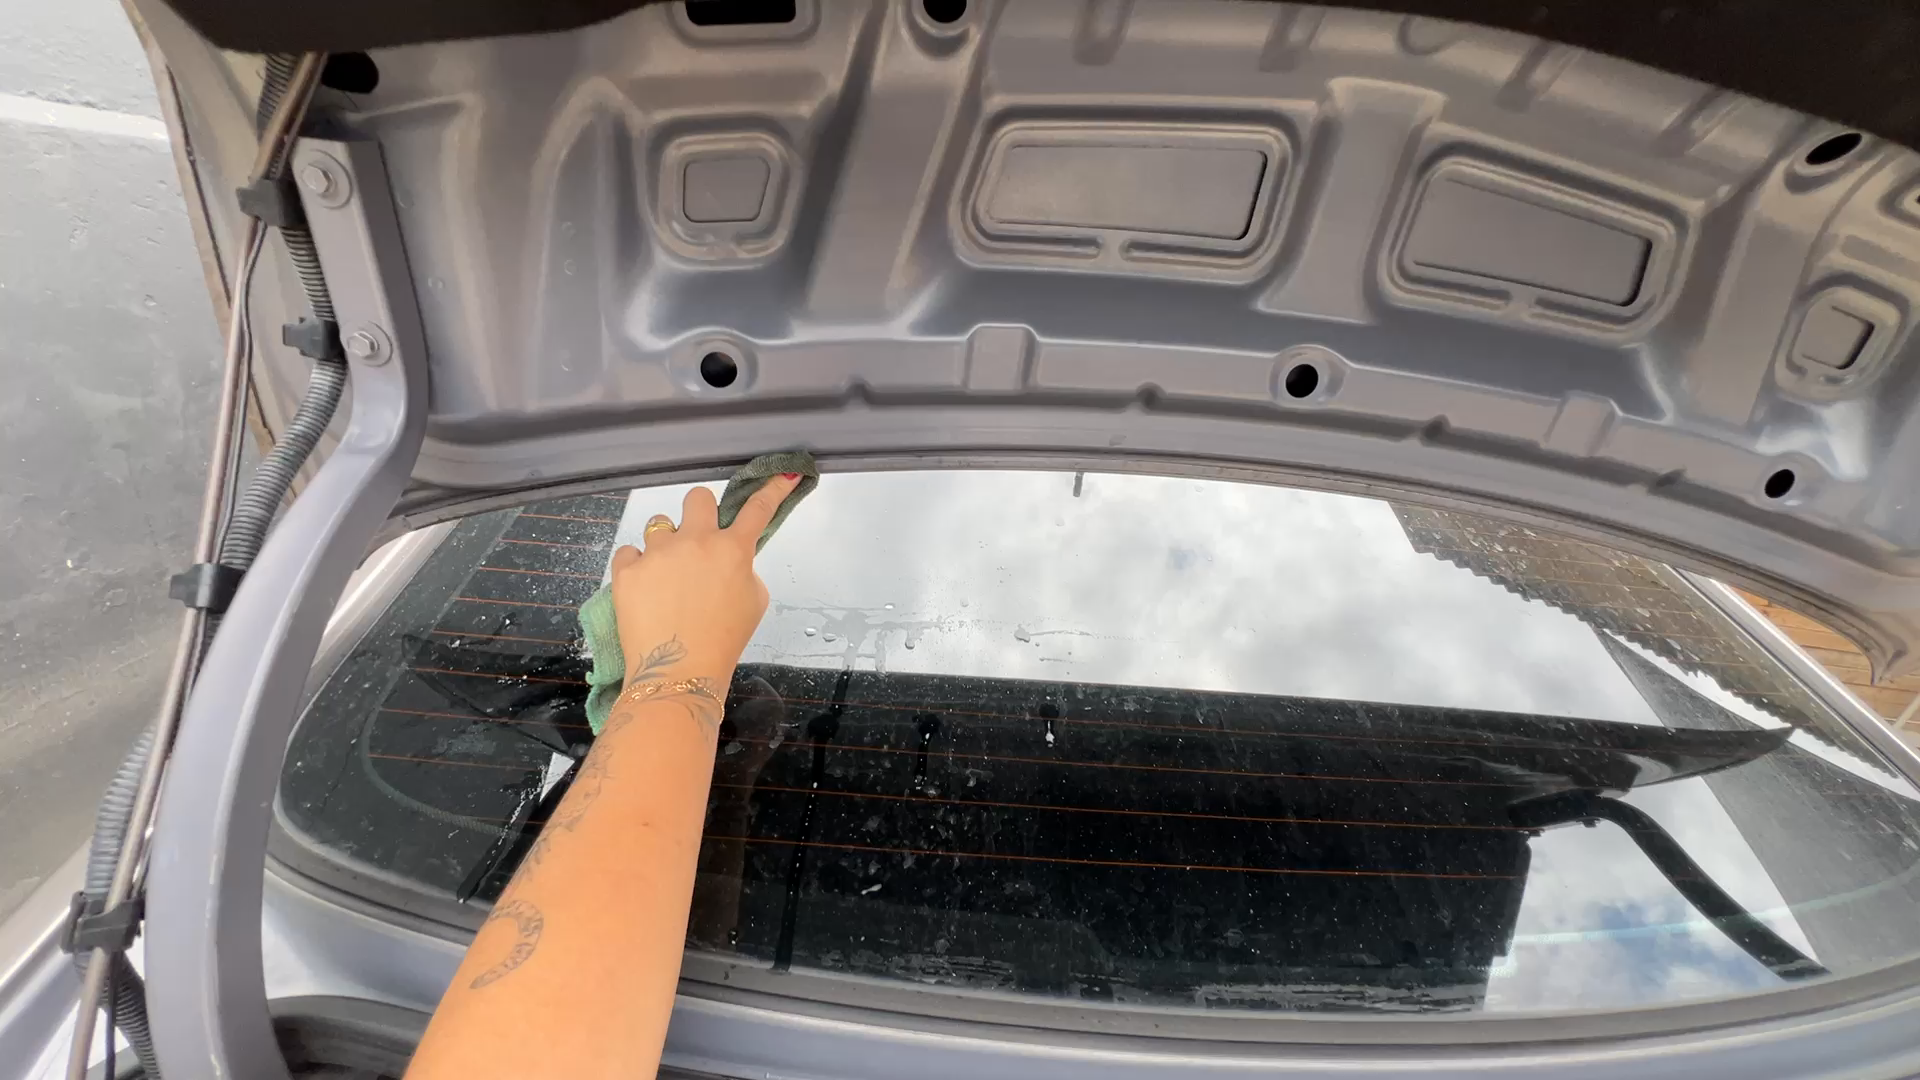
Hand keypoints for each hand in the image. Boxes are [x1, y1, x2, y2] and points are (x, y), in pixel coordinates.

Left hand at [608, 474, 800, 683]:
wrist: (678, 671)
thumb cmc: (724, 640)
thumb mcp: (754, 602)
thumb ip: (744, 570)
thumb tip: (727, 560)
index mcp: (733, 550)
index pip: (759, 509)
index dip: (774, 489)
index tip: (786, 474)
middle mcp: (696, 542)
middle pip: (698, 498)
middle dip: (700, 513)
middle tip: (698, 539)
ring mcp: (658, 553)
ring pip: (659, 524)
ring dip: (666, 544)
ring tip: (667, 576)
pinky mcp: (627, 569)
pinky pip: (629, 552)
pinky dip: (637, 566)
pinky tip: (645, 589)